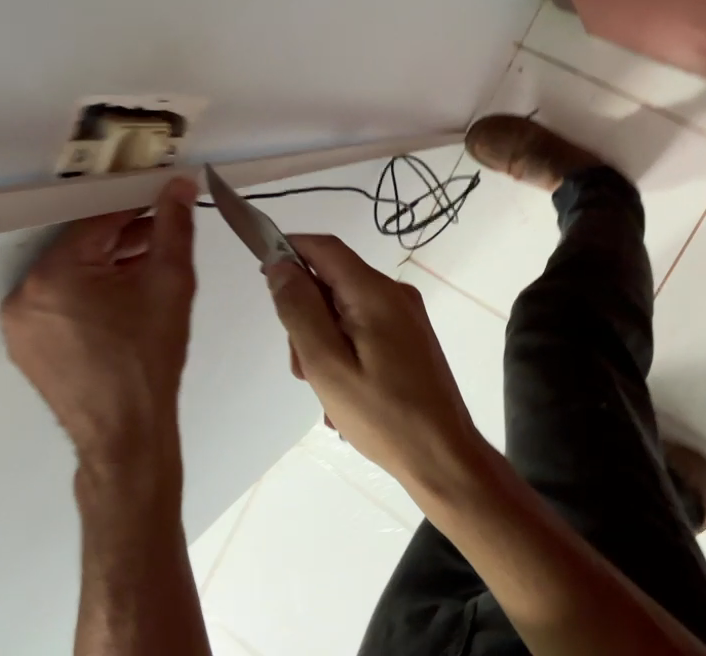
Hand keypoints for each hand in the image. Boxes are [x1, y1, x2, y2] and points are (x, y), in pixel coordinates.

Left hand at [3, 177, 197, 465]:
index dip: (135, 209)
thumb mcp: (170, 283)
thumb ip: (174, 226)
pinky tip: (125, 299)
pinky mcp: (27, 346)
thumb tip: (179, 186)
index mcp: (53, 274)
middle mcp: (24, 295)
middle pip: (82, 248)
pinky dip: (90, 295)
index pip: (98, 221)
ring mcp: (20, 324)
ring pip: (71, 275)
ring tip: (149, 270)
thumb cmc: (149, 359)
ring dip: (108, 267)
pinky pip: (60, 303)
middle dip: (124, 240)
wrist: (127, 437)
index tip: (163, 202)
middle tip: (163, 238)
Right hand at [266, 236, 482, 489]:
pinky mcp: (410, 338)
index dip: (289, 250)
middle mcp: (394, 294)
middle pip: (332, 281)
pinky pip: (363, 329)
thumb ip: (299, 310)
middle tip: (302, 366)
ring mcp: (405, 316)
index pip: (324, 248)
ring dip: (323, 340)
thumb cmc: (382, 415)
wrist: (443, 458)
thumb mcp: (326, 364)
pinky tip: (344, 392)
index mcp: (375, 293)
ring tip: (325, 389)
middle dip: (306, 315)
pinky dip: (344, 351)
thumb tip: (280, 266)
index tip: (263, 276)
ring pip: (344, 308)